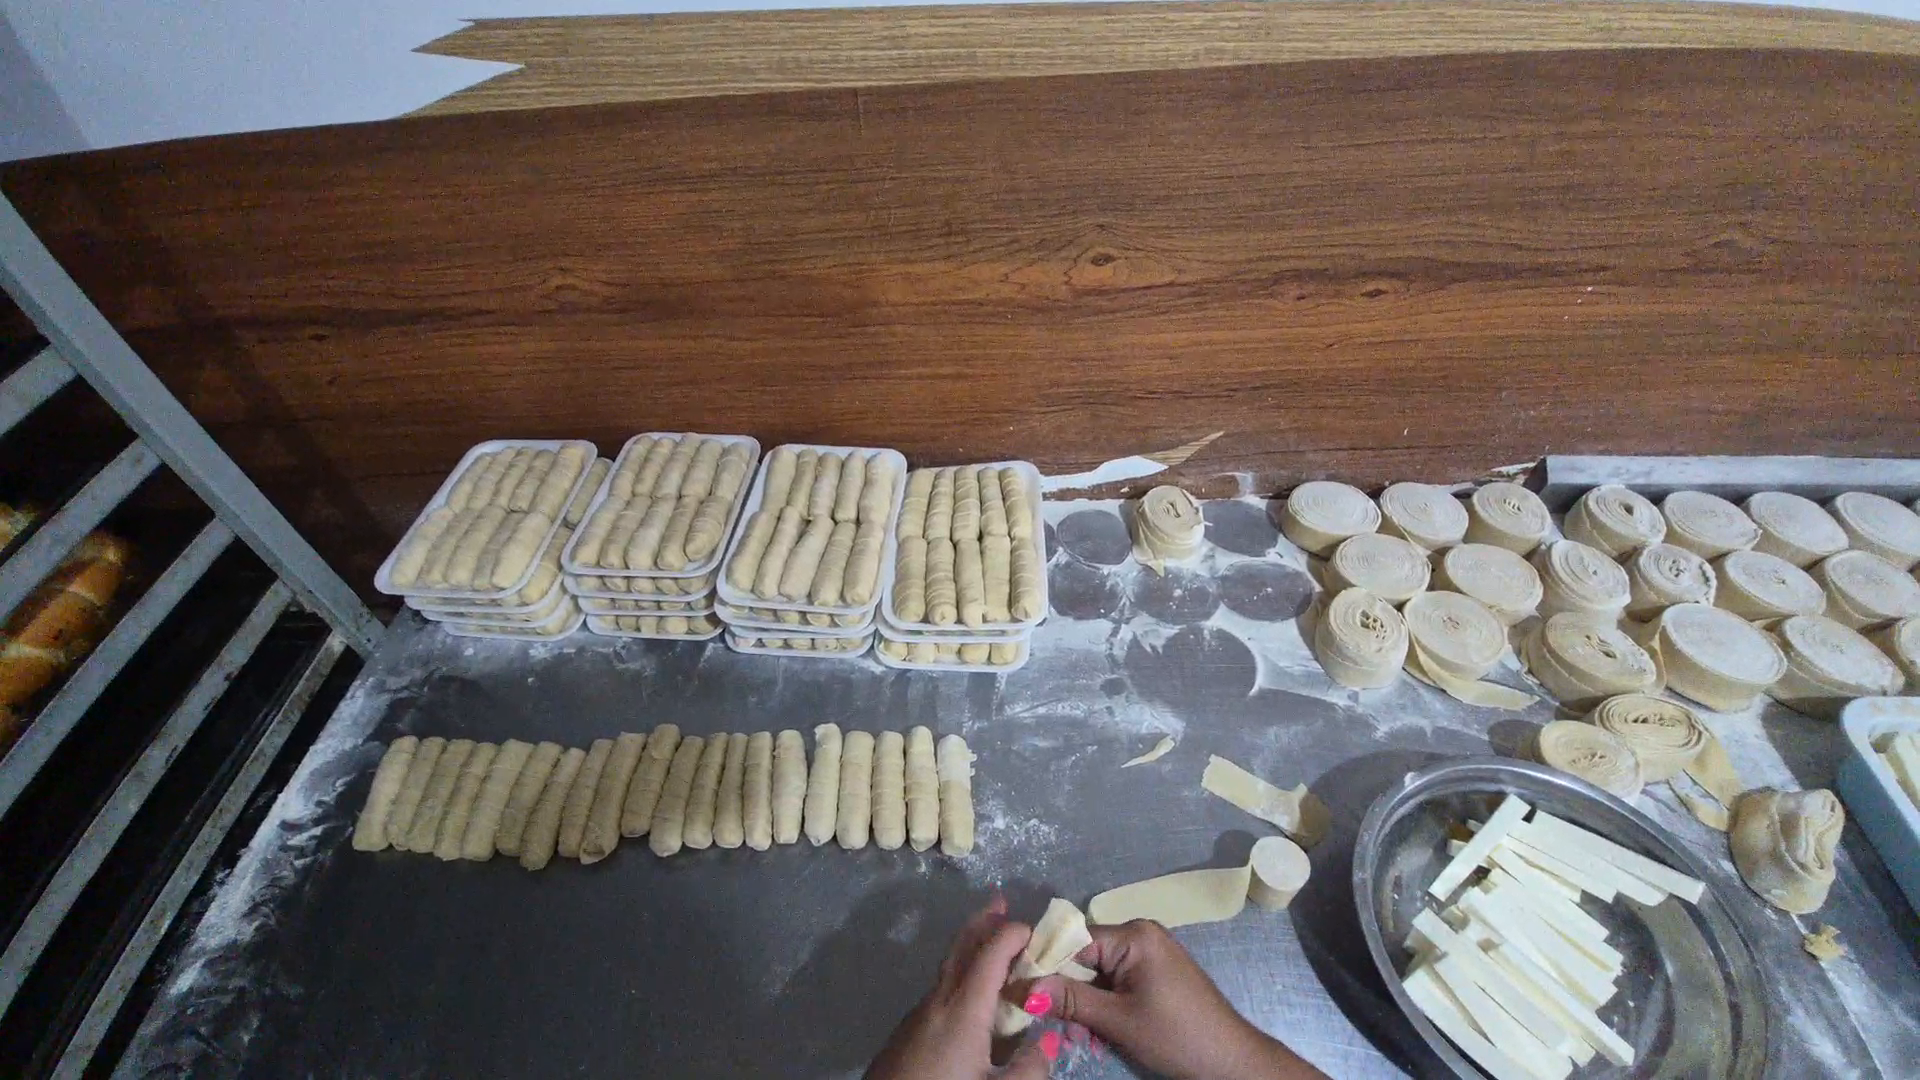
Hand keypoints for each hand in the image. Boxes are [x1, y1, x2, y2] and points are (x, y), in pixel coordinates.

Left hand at [865, 894, 1053, 1079]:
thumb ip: (1029, 1070)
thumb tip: (1052, 1039)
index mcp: (963, 1010)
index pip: (991, 954)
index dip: (1013, 934)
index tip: (1036, 930)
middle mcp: (939, 1000)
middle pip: (962, 947)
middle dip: (983, 921)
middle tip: (1002, 900)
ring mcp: (918, 1014)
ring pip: (949, 966)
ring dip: (971, 947)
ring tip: (990, 940)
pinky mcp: (907, 1031)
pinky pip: (940, 987)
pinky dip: (960, 973)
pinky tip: (968, 992)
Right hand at [1016, 919, 1325, 1079]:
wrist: (1233, 1063)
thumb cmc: (1177, 1036)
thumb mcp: (1119, 1020)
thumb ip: (1070, 1000)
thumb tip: (1023, 988)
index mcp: (1133, 934)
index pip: (1075, 941)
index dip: (1049, 966)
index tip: (1023, 989)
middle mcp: (1140, 933)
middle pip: (1086, 956)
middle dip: (1070, 990)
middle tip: (1056, 1024)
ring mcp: (1150, 952)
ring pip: (1100, 972)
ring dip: (1087, 1001)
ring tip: (1081, 1035)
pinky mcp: (1156, 972)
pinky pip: (1117, 979)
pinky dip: (1105, 1002)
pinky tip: (1101, 1029)